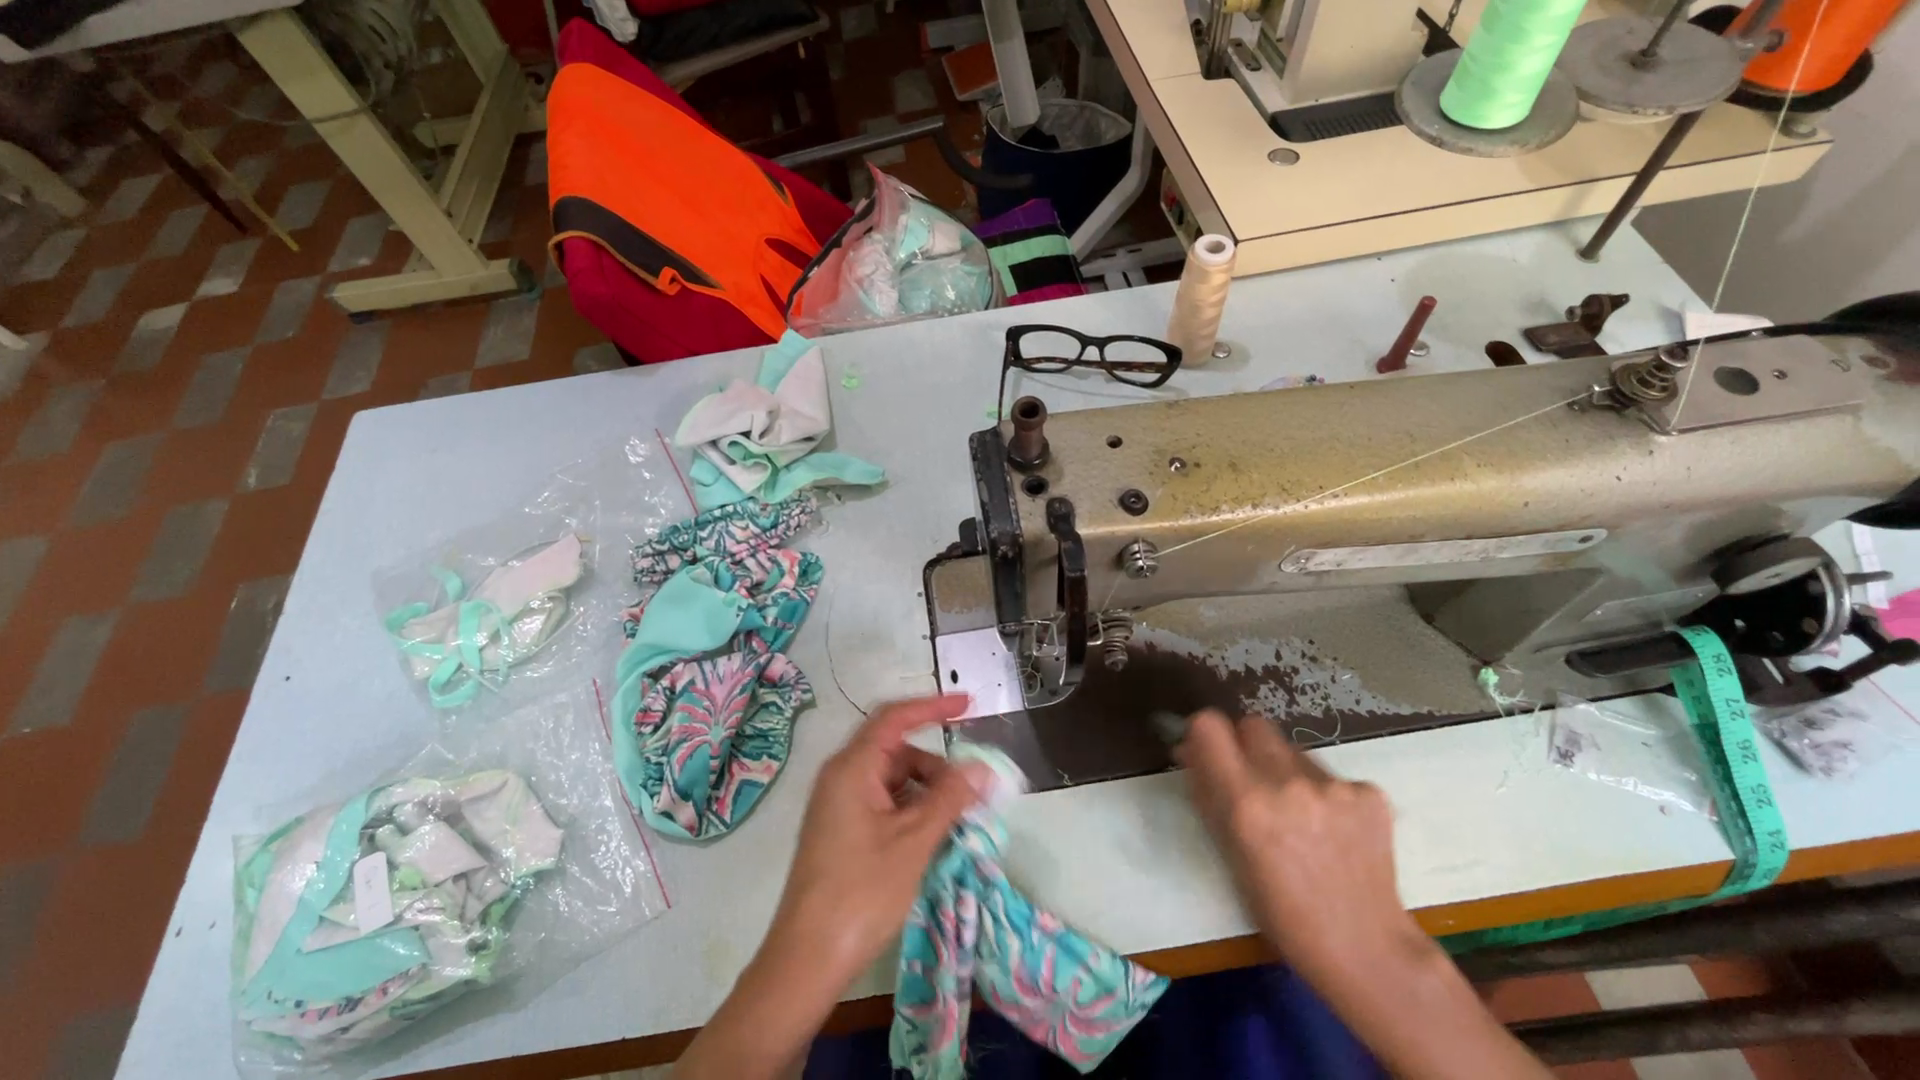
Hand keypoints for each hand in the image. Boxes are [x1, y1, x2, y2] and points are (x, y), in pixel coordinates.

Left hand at [765, 694, 991, 994]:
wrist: (808, 956)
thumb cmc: (861, 892)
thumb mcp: (914, 841)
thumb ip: (950, 798)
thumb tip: (981, 767)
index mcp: (852, 769)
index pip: (894, 718)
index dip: (932, 707)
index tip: (970, 706)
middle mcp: (841, 779)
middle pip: (896, 752)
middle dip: (937, 766)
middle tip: (972, 795)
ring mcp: (839, 807)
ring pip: (892, 782)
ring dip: (927, 793)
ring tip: (957, 823)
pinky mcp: (841, 833)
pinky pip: (883, 805)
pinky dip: (911, 812)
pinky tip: (933, 839)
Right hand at [1175, 709, 1423, 986]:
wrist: (1363, 947)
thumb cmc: (1282, 915)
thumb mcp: (1230, 857)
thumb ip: (1208, 798)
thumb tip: (1189, 753)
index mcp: (1246, 803)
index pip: (1209, 726)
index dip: (1203, 735)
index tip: (1206, 754)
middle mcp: (1289, 782)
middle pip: (1253, 725)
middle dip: (1244, 745)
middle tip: (1249, 780)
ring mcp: (1335, 785)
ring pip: (1294, 751)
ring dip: (1285, 771)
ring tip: (1298, 817)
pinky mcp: (1370, 792)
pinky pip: (1332, 776)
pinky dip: (1324, 795)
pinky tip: (1333, 832)